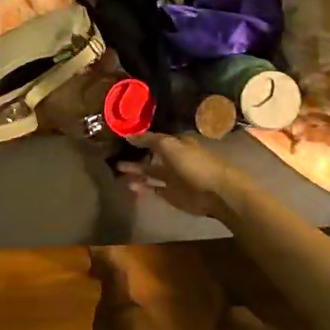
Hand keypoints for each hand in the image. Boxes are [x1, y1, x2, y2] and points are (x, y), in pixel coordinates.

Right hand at [118, 133, 244, 220]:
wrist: (215, 192)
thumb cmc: (193, 163)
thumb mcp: (170, 145)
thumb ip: (149, 140)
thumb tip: (128, 134)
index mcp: (176, 144)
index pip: (155, 139)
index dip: (140, 138)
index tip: (122, 137)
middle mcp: (174, 159)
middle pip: (151, 157)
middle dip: (135, 156)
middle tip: (114, 155)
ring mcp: (173, 178)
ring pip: (150, 173)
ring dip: (136, 172)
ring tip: (117, 170)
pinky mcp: (172, 195)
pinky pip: (153, 189)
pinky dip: (142, 187)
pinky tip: (129, 185)